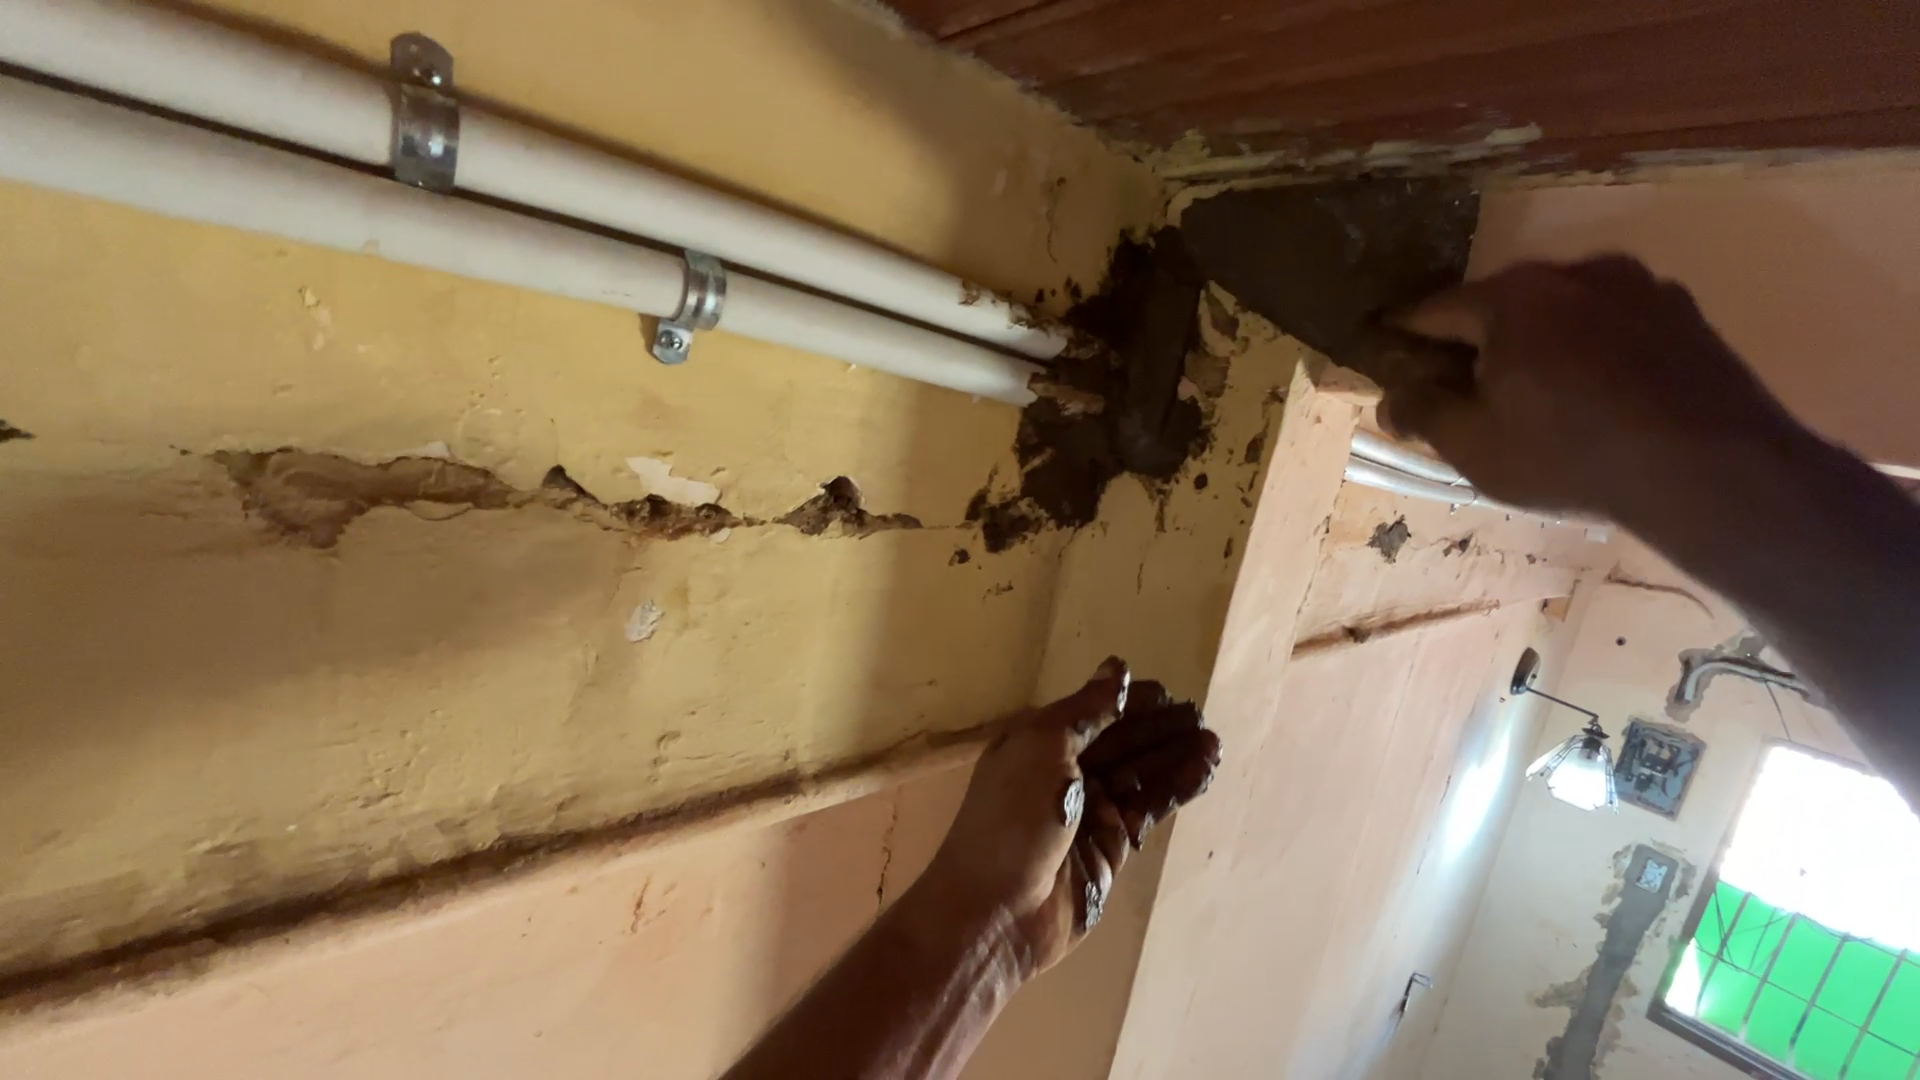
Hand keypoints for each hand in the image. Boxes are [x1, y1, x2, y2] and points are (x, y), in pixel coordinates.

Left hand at [916, 659, 1220, 978]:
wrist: (997, 909)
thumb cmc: (1012, 814)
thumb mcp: (1043, 745)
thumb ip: (1087, 709)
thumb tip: (1117, 667)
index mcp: (1039, 741)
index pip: (1093, 712)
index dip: (1129, 702)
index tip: (1167, 692)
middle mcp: (1064, 772)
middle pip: (1120, 742)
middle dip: (1158, 728)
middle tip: (1200, 717)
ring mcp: (1089, 811)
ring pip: (1139, 775)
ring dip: (1174, 757)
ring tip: (1213, 743)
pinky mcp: (1110, 848)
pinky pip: (1147, 809)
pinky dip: (1174, 790)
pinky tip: (1202, 773)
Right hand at [1381, 256, 1797, 519]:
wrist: (1711, 470)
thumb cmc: (1566, 454)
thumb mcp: (1469, 443)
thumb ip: (1419, 411)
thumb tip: (1391, 397)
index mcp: (1513, 299)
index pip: (1433, 309)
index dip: (1402, 334)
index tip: (1383, 351)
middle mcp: (1575, 274)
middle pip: (1498, 304)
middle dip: (1470, 339)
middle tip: (1454, 383)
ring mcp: (1639, 288)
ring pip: (1556, 310)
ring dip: (1529, 341)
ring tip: (1523, 390)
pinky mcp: (1683, 314)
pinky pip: (1606, 323)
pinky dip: (1582, 347)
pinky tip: (1583, 393)